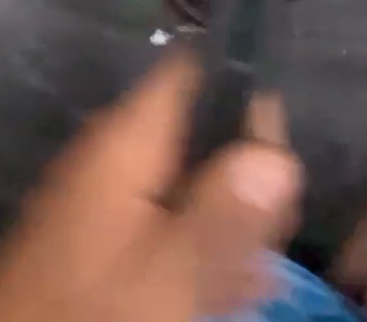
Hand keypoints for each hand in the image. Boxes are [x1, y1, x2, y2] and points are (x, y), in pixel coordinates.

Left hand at [0, 57, 303, 321]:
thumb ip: (224, 212)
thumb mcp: (166, 274)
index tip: (278, 146)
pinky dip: (198, 243)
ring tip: (255, 270)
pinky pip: (165, 218)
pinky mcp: (103, 234)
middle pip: (200, 128)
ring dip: (228, 216)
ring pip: (188, 179)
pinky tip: (226, 286)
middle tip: (273, 230)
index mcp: (128, 136)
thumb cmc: (87, 312)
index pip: (195, 70)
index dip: (244, 90)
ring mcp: (108, 192)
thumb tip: (279, 154)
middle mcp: (118, 150)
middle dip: (244, 171)